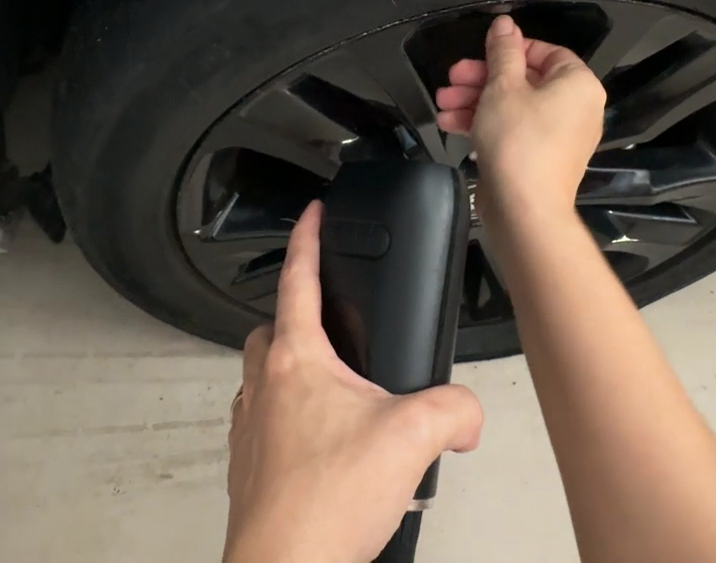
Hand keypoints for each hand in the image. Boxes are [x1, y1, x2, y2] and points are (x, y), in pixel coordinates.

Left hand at [224, 202, 483, 562]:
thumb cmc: (323, 503)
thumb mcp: (411, 439)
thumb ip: (453, 411)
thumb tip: (466, 414)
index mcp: (297, 360)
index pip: (297, 278)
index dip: (306, 237)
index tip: (311, 214)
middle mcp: (264, 385)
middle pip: (269, 326)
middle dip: (294, 313)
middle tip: (327, 321)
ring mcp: (250, 426)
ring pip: (259, 374)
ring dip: (288, 368)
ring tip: (333, 389)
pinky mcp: (248, 466)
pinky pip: (260, 421)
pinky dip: (284, 417)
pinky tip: (322, 443)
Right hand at [435, 14, 605, 232]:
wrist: (523, 210)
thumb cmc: (519, 142)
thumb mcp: (503, 86)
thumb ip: (502, 51)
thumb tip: (505, 23)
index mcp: (578, 85)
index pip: (546, 52)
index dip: (510, 49)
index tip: (482, 52)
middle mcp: (575, 109)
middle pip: (524, 79)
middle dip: (482, 78)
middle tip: (453, 78)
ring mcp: (558, 137)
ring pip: (513, 106)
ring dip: (475, 100)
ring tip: (444, 102)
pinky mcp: (539, 158)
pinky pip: (512, 130)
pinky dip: (485, 123)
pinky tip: (452, 124)